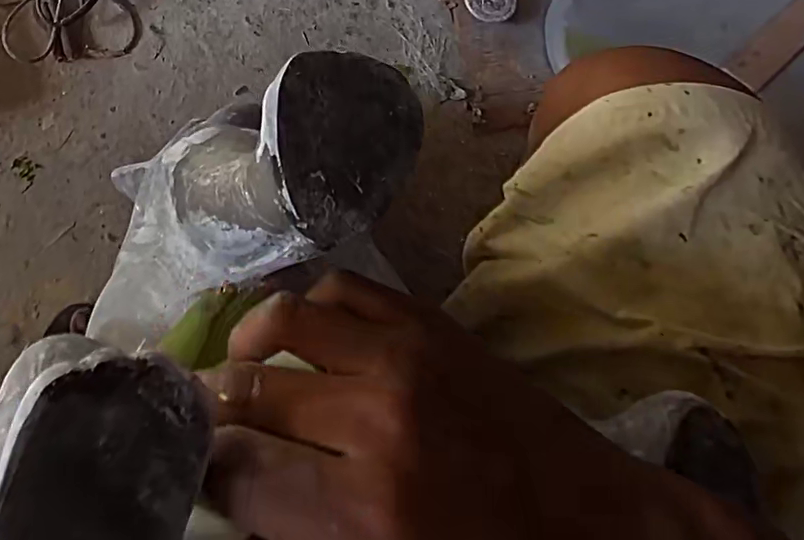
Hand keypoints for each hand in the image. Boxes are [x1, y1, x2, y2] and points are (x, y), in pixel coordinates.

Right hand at [196, 272, 770, 539]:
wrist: (607, 527)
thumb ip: (306, 531)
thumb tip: (237, 488)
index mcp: (368, 516)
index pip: (242, 474)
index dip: (206, 467)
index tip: (196, 460)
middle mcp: (372, 425)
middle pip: (248, 393)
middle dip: (211, 403)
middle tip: (202, 406)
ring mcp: (399, 358)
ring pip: (282, 319)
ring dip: (245, 339)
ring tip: (240, 355)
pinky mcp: (423, 321)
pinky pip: (338, 288)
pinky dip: (307, 303)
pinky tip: (304, 327)